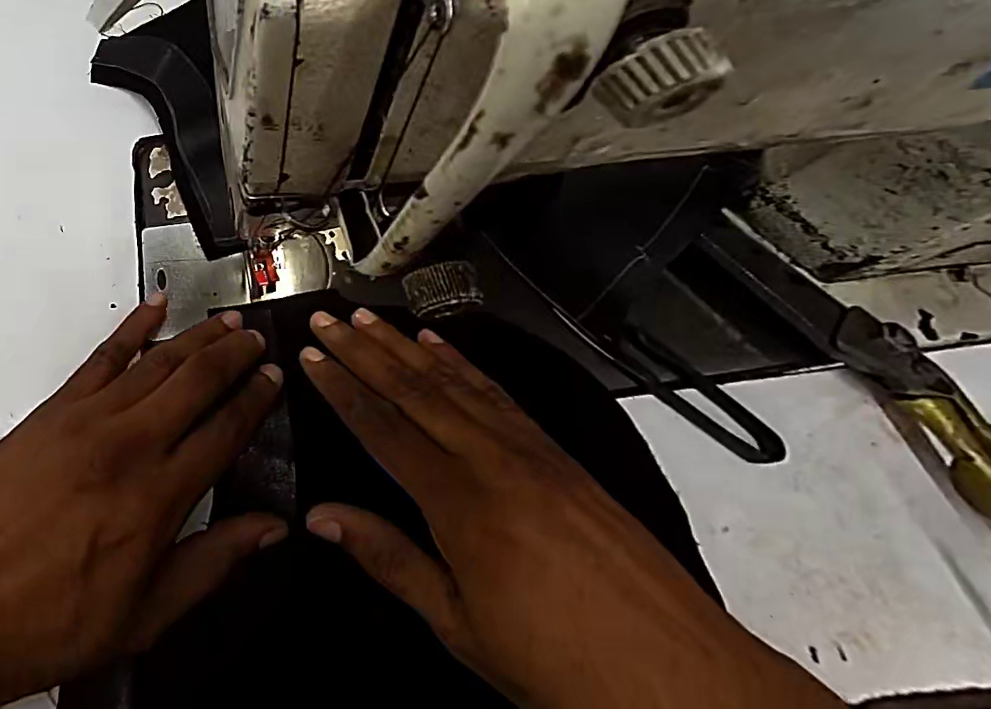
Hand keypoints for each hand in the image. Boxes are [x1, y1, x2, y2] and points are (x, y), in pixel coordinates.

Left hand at [0, 296, 285, 708]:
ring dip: (197, 337)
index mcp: (156, 498)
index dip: (255, 400)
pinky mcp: (53, 409)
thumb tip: (270, 529)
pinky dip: (133, 326)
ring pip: (158, 361)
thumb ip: (212, 564)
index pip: (224, 431)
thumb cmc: (44, 623)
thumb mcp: (142, 617)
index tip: (272, 379)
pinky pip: (102, 355)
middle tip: (257, 339)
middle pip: (198, 381)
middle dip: (235, 355)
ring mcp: (87, 419)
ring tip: (226, 322)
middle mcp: (128, 446)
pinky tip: (155, 307)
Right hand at [298, 308, 841, 708]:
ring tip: (370, 319)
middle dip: (362, 349)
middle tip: (328, 317)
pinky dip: (462, 364)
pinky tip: (439, 345)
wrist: (677, 673)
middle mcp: (490, 459)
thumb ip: (389, 558)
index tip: (312, 355)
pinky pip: (497, 393)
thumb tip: (324, 518)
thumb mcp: (459, 625)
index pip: (382, 426)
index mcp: (459, 502)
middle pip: (411, 389)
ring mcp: (526, 448)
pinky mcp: (554, 450)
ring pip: (452, 381)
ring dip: (404, 346)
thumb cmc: (560, 662)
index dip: (341, 386)